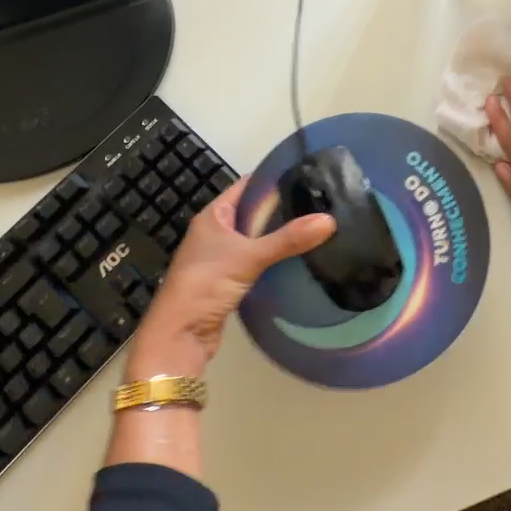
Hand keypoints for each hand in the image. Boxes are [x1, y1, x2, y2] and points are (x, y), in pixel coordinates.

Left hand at [127, 176, 334, 377]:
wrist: (180, 336)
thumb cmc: (206, 284)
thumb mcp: (249, 257)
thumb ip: (288, 239)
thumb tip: (330, 221)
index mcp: (214, 215)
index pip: (247, 185)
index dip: (273, 178)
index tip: (306, 173)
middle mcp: (216, 231)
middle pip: (254, 211)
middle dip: (282, 208)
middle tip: (318, 201)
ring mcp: (221, 256)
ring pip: (256, 237)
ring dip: (278, 235)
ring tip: (314, 225)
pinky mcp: (229, 279)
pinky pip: (257, 260)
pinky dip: (273, 257)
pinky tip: (298, 257)